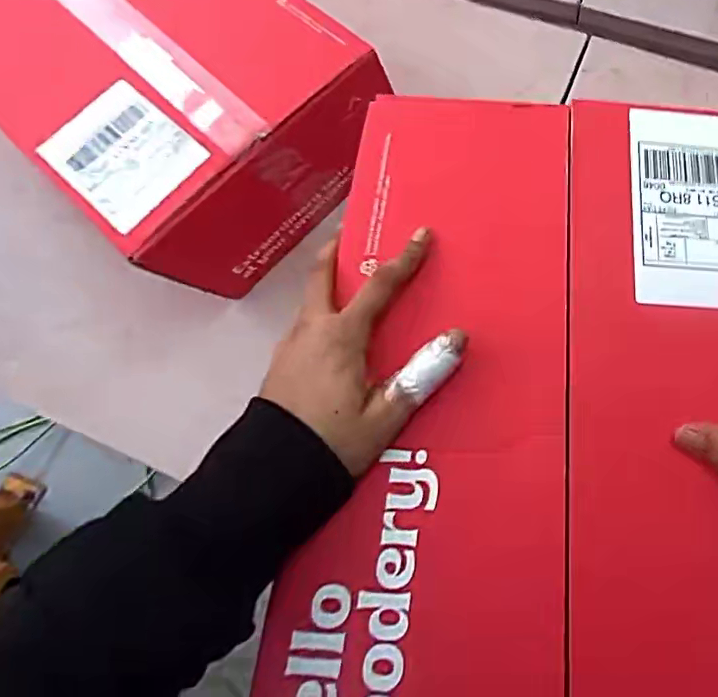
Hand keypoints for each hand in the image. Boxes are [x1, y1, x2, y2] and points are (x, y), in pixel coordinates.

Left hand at [260, 228, 467, 474]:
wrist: (261, 485)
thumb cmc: (330, 445)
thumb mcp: (386, 416)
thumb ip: (422, 374)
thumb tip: (457, 337)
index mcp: (341, 338)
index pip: (378, 287)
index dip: (403, 259)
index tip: (420, 234)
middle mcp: (311, 333)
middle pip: (320, 278)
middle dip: (337, 251)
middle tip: (351, 233)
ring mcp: (290, 349)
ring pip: (311, 301)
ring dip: (330, 281)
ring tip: (351, 279)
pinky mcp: (281, 367)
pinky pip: (307, 324)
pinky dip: (324, 309)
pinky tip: (336, 329)